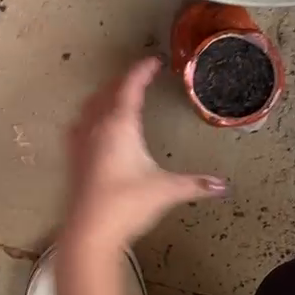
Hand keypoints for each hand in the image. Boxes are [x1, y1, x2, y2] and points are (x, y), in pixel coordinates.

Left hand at [61, 58, 227, 252]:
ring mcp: (80, 143)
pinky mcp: (71, 160)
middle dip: (123, 80)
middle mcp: (96, 128)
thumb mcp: (166, 190)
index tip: (152, 62)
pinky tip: (89, 124)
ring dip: (103, 95)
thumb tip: (222, 186)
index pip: (130, 87)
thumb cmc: (125, 205)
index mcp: (119, 125)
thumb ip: (195, 185)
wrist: (89, 232)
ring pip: (89, 106)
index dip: (142, 71)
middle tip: (137, 76)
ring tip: (114, 93)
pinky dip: (87, 115)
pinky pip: (78, 125)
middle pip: (107, 92)